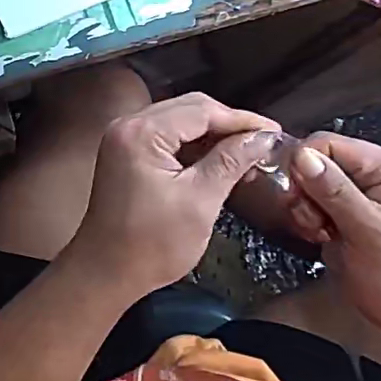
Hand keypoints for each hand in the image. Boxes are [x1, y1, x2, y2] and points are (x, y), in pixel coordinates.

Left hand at [62, 93, 281, 298]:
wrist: (105, 272)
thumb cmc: (152, 244)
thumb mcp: (199, 202)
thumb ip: (230, 162)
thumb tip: (263, 138)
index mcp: (142, 132)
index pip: (201, 110)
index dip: (242, 120)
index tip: (275, 132)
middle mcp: (128, 125)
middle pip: (189, 108)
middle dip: (228, 123)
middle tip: (265, 140)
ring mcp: (124, 137)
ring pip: (179, 120)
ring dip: (212, 133)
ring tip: (248, 150)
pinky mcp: (126, 152)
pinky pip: (166, 135)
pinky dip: (193, 144)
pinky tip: (219, 159)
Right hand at [288, 132, 380, 339]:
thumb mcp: (374, 235)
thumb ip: (336, 192)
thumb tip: (302, 155)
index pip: (330, 144)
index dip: (305, 165)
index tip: (299, 197)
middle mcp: (378, 178)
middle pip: (317, 163)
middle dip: (305, 192)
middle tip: (315, 223)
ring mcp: (364, 200)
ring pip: (312, 186)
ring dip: (307, 210)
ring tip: (322, 235)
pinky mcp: (351, 220)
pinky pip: (317, 207)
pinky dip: (311, 222)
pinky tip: (324, 239)